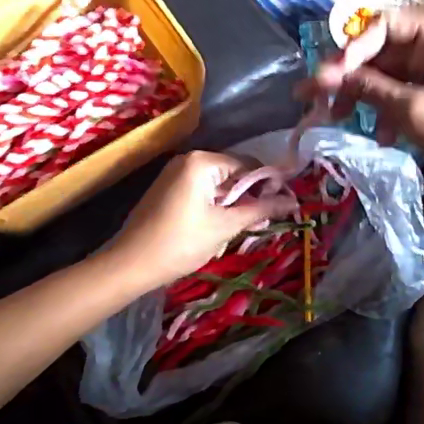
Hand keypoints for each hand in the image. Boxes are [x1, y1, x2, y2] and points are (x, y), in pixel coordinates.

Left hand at [104, 151, 297, 289]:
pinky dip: (215, 205)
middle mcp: (188, 159)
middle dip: (250, 196)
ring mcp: (174, 173)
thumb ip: (260, 210)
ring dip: (233, 203)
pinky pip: (201, 190)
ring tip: (245, 227)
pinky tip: (221, 226)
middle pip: (232, 173)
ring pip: (217, 184)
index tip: (283, 206)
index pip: (248, 165)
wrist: (130, 264)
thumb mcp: (225, 226)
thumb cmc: (180, 243)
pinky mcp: (167, 189)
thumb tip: (293, 201)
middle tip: (264, 221)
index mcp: (202, 162)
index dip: (268, 185)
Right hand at [301, 7, 423, 187]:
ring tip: (340, 120)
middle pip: (381, 52)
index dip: (352, 48)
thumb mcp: (415, 110)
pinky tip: (381, 137)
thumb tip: (326, 77)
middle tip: (317, 100)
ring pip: (387, 76)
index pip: (384, 25)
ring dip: (364, 97)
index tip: (329, 77)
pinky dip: (386, 113)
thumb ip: (369, 89)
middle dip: (350, 76)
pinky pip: (401, 96)